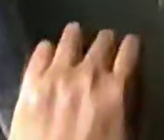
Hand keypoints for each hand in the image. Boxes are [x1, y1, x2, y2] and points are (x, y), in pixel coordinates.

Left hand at [8, 23, 139, 139]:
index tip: (127, 54)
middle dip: (105, 46)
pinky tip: (49, 62)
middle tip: (100, 58)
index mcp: (117, 89)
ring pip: (72, 33)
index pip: (131, 46)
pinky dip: (48, 53)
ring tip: (74, 52)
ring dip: (77, 42)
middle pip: (104, 37)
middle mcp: (90, 73)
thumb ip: (128, 106)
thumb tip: (130, 86)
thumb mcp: (123, 136)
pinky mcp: (31, 83)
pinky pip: (42, 50)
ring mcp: (58, 75)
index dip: (130, 49)